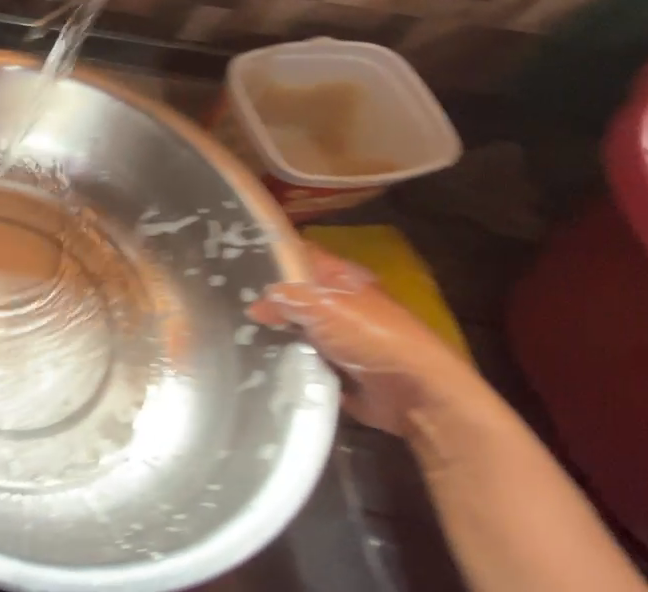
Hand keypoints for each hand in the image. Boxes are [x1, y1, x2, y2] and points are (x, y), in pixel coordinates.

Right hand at [248, 243, 490, 437]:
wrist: (417, 395)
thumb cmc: (373, 337)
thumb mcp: (323, 306)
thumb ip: (284, 299)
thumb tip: (256, 307)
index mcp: (342, 278)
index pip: (300, 255)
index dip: (271, 253)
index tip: (235, 257)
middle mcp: (341, 304)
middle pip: (294, 294)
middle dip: (267, 300)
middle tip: (230, 302)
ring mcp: (340, 339)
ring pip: (295, 329)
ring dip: (274, 334)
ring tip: (237, 333)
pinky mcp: (339, 370)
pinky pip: (302, 360)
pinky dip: (286, 362)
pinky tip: (259, 361)